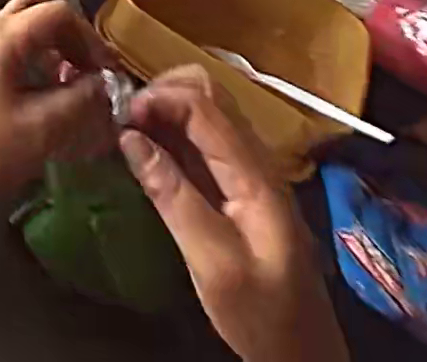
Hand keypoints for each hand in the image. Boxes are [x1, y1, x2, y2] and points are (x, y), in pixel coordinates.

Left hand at [0, 0, 116, 204]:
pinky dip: (39, 54)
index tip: (106, 71)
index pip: (60, 13)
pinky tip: (50, 79)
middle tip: (93, 73)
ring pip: (30, 27)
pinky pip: (16, 43)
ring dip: (57, 47)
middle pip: (45, 13)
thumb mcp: (39, 127)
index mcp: (6, 34)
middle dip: (75, 40)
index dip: (90, 38)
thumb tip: (104, 84)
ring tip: (74, 79)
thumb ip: (79, 100)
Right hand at [121, 67, 344, 361]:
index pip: (203, 105)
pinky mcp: (236, 178)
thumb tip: (129, 138)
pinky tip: (147, 145)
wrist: (303, 353)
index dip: (159, 98)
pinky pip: (201, 133)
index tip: (122, 116)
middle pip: (208, 90)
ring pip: (204, 105)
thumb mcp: (212, 263)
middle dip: (162, 90)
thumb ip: (172, 196)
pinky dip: (170, 127)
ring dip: (165, 105)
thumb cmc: (261, 314)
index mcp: (253, 172)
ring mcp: (246, 164)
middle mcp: (253, 155)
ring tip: (129, 126)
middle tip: (125, 116)